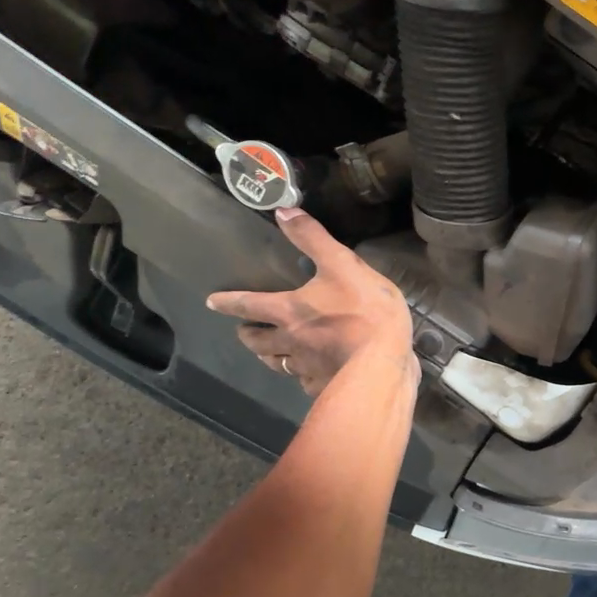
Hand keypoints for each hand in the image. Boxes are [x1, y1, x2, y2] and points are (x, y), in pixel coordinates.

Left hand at [206, 207, 415, 397]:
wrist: (383, 364)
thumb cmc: (365, 312)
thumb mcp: (344, 266)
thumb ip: (314, 239)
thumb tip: (283, 211)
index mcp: (287, 311)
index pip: (248, 305)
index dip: (229, 302)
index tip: (213, 303)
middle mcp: (289, 341)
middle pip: (257, 342)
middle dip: (248, 335)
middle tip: (246, 331)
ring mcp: (307, 367)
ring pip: (278, 364)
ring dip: (270, 358)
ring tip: (272, 355)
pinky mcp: (326, 385)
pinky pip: (307, 382)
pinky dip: (305, 378)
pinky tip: (312, 376)